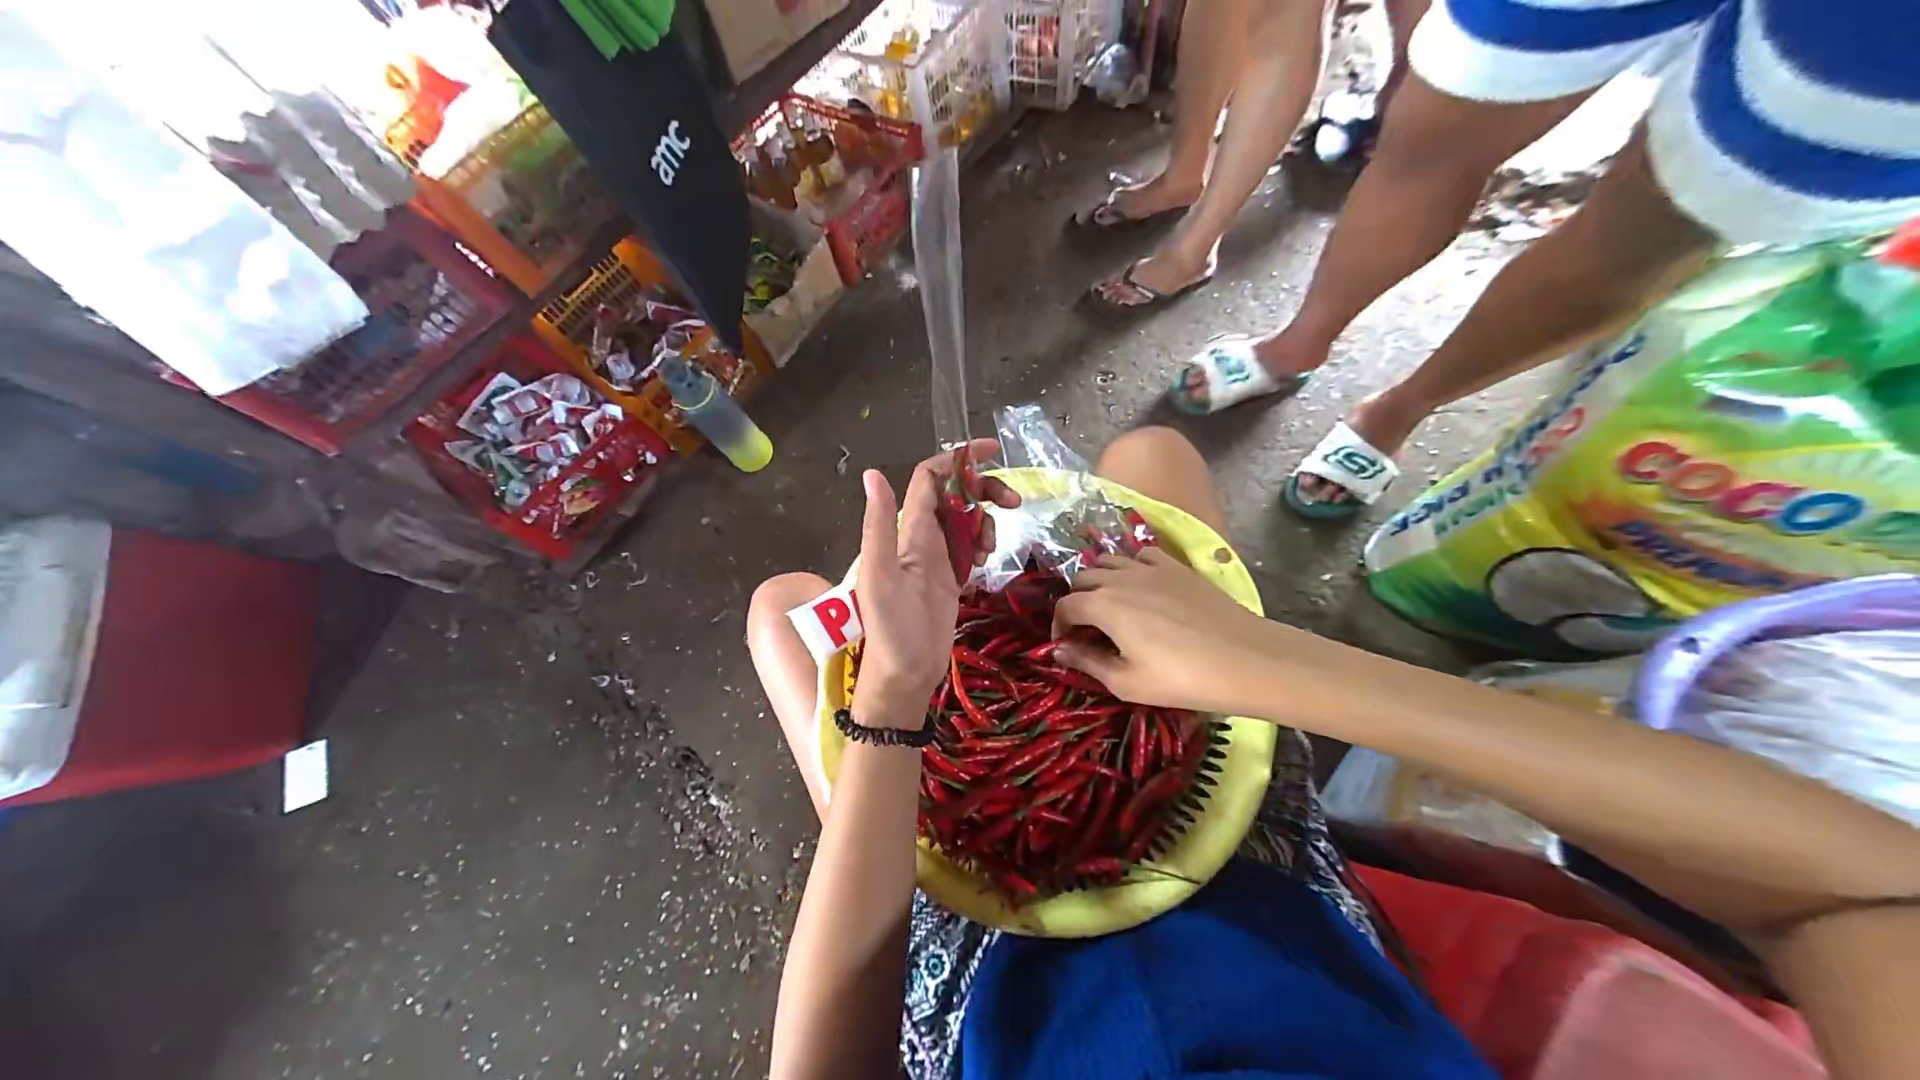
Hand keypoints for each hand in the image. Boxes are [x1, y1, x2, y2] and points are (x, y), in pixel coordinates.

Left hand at [854, 440, 1018, 726]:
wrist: (903, 674)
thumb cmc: (891, 628)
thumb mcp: (880, 574)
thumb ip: (879, 524)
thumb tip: (873, 474)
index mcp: (906, 531)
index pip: (930, 479)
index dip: (958, 460)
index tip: (992, 453)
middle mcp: (921, 538)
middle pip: (955, 495)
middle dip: (984, 490)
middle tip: (1013, 502)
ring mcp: (937, 558)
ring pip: (966, 519)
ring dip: (986, 519)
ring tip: (991, 545)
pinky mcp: (951, 577)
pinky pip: (970, 546)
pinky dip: (983, 542)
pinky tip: (986, 558)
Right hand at [1050, 548, 1293, 716]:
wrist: (1246, 659)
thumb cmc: (1181, 678)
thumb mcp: (1126, 682)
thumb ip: (1087, 662)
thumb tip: (1059, 650)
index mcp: (1102, 605)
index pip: (1065, 606)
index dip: (1059, 626)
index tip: (1067, 646)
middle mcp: (1120, 578)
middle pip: (1083, 579)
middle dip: (1077, 602)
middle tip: (1087, 629)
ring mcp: (1150, 568)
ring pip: (1109, 562)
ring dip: (1100, 581)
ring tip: (1110, 607)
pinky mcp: (1177, 567)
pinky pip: (1141, 555)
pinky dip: (1131, 567)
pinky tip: (1142, 588)